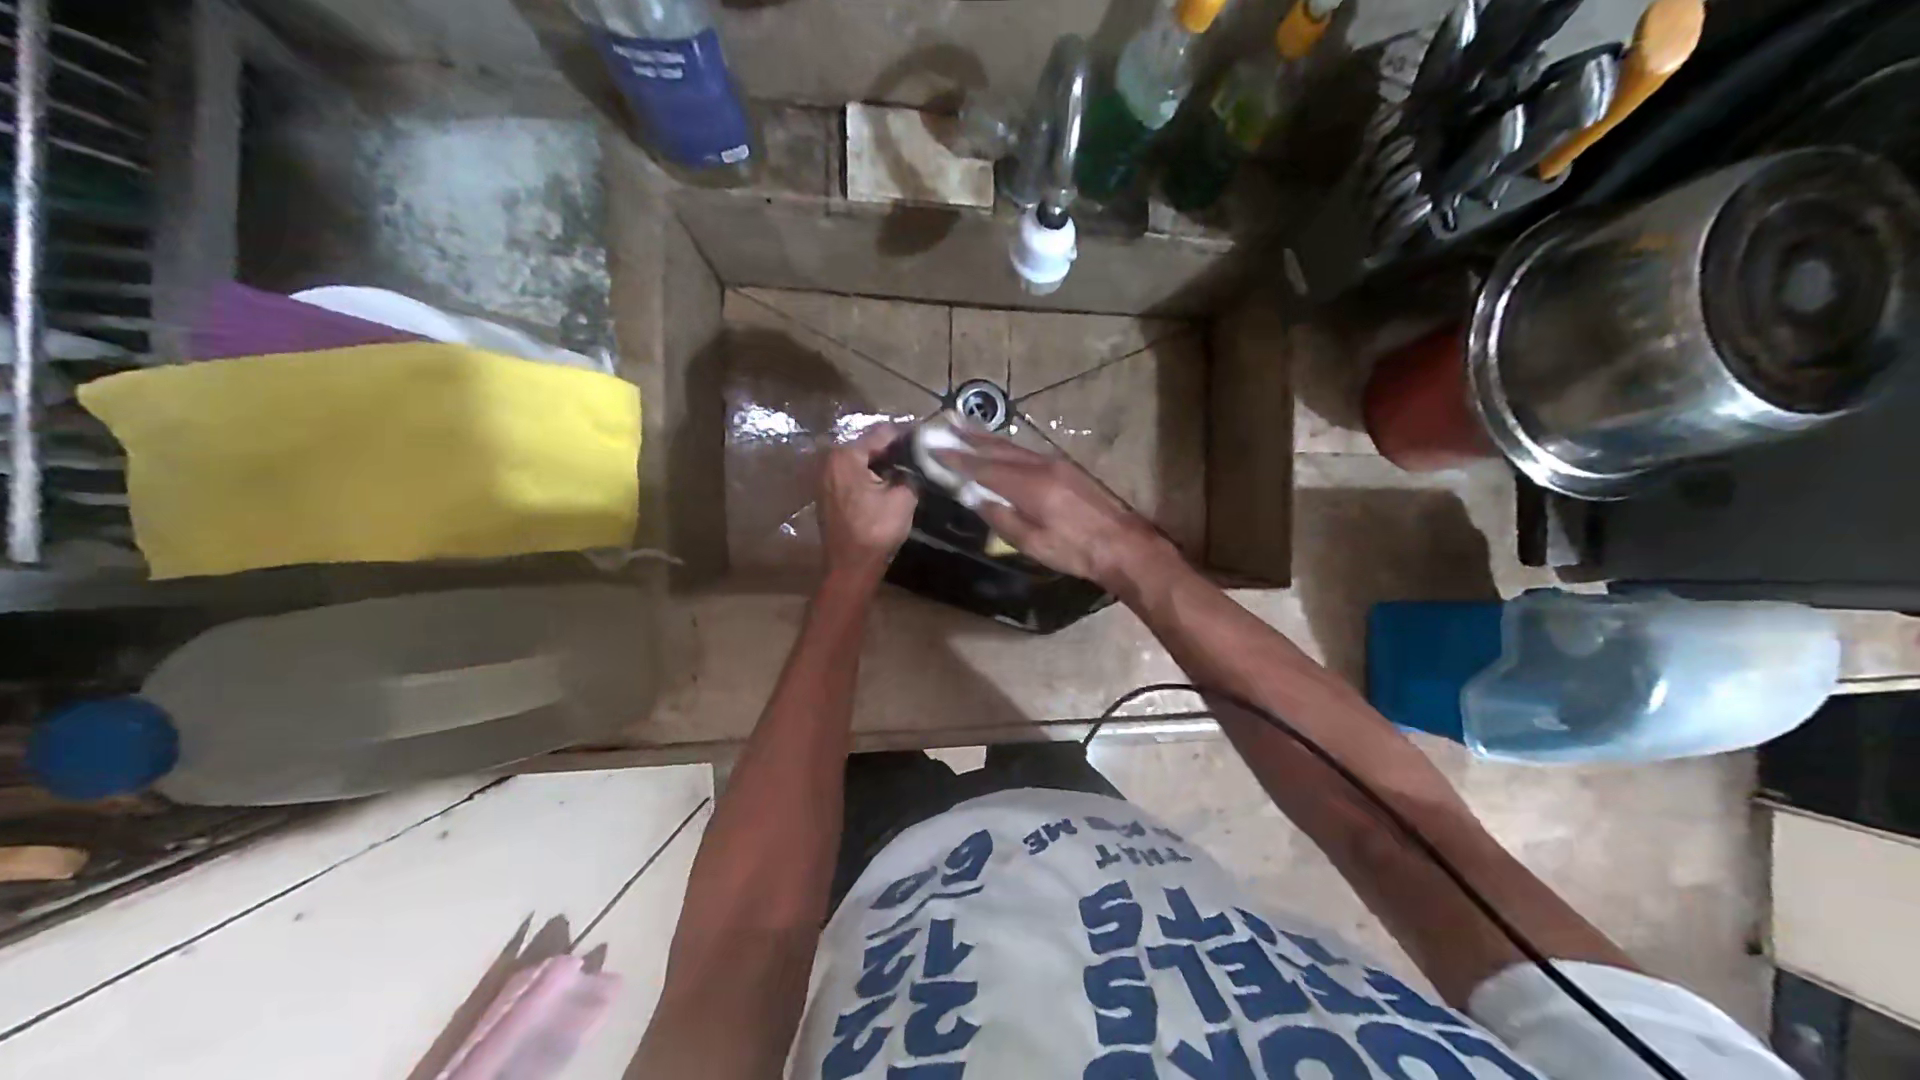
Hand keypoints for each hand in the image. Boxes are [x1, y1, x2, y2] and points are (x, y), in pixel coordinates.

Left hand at [817, 424, 917, 578]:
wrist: (850, 567)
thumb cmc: (876, 530)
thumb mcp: (903, 497)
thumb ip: (911, 472)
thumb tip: (917, 462)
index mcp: (846, 456)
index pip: (882, 433)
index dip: (907, 434)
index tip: (927, 436)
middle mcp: (831, 460)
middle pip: (869, 445)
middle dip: (894, 448)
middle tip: (921, 453)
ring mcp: (826, 478)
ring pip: (861, 461)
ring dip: (883, 463)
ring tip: (909, 467)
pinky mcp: (828, 494)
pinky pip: (853, 475)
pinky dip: (871, 475)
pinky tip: (889, 482)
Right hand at [937, 433, 1176, 590]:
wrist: (1122, 544)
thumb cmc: (1074, 550)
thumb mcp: (1032, 542)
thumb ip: (1000, 518)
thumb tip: (975, 498)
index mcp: (1028, 485)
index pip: (983, 468)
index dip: (957, 458)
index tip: (934, 448)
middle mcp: (1040, 466)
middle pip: (997, 448)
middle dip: (968, 438)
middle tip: (943, 426)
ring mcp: (1054, 464)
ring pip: (1013, 447)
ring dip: (986, 439)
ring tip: (963, 428)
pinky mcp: (1064, 468)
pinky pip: (1026, 452)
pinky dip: (1005, 447)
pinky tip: (997, 447)